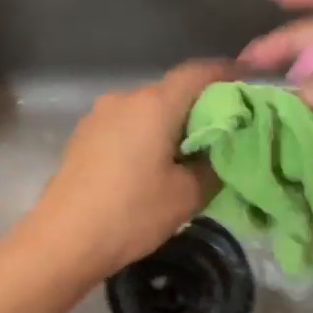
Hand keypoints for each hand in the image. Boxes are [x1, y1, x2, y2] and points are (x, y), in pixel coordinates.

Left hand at [21, 61, 231, 275]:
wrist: (63, 239)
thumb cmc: (130, 213)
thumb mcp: (186, 195)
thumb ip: (213, 166)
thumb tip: (220, 152)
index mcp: (154, 104)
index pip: (199, 72)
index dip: (228, 74)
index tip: (250, 85)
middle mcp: (124, 98)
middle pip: (172, 91)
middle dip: (201, 107)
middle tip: (226, 134)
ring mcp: (99, 116)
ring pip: (147, 110)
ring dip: (171, 124)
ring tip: (190, 155)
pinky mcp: (84, 136)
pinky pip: (126, 126)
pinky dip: (146, 136)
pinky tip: (153, 166)